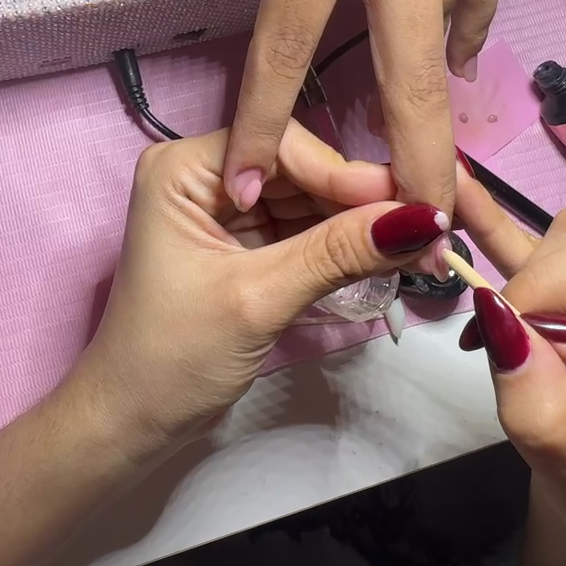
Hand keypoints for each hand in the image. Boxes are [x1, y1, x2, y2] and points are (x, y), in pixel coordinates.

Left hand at [68, 122, 448, 449]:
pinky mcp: (239, 239)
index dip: (345, 172)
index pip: (277, 146)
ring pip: (305, 198)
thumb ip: (337, 253)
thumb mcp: (259, 298)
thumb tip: (423, 218)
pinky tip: (386, 253)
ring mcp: (222, 207)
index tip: (411, 199)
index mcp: (183, 167)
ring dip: (358, 223)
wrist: (133, 419)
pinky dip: (339, 243)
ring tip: (423, 244)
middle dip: (360, 200)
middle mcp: (201, 174)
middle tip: (432, 226)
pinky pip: (299, 227)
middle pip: (297, 169)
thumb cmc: (174, 355)